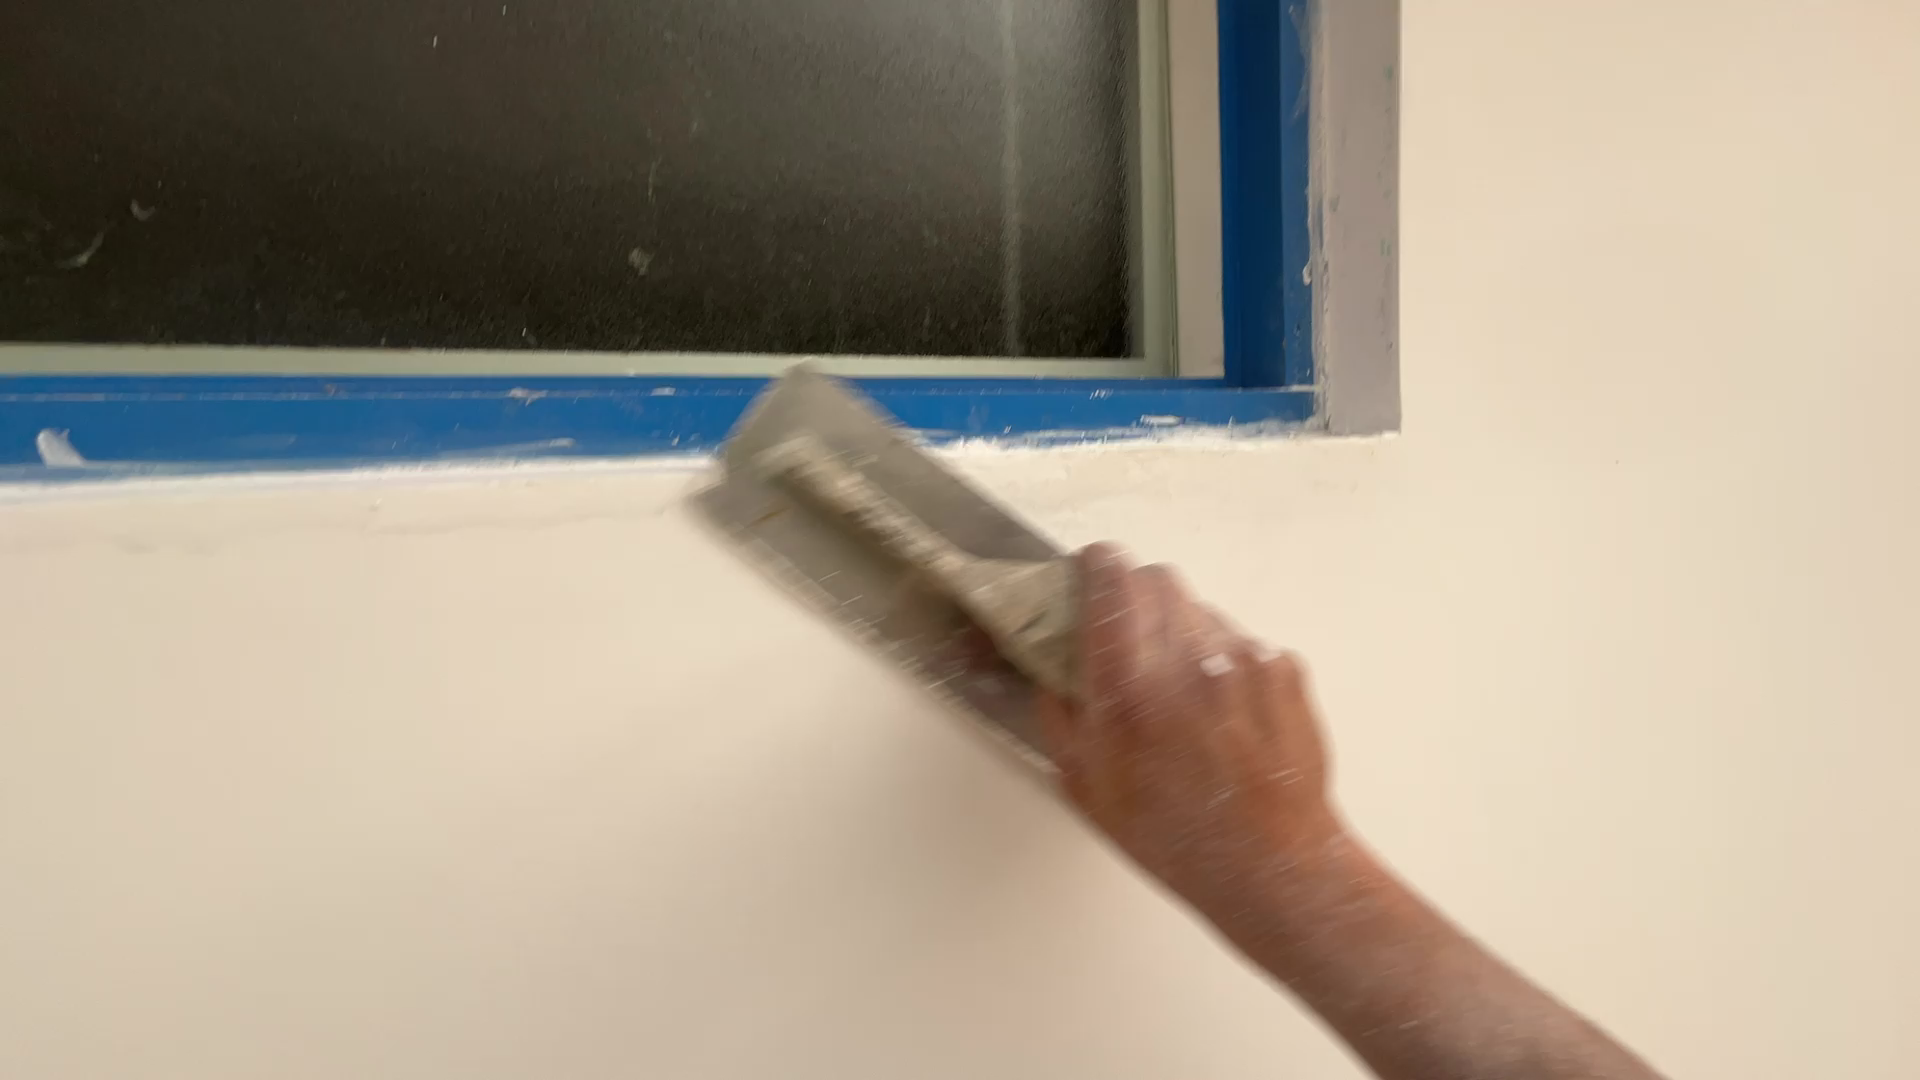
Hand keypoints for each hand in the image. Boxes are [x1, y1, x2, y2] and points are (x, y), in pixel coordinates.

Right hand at [1038, 544, 1343, 941]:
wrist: (1271, 867)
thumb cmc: (1165, 831)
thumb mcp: (1082, 780)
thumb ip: (1057, 710)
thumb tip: (1053, 664)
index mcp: (1127, 682)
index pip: (1110, 577)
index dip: (1095, 564)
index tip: (1090, 575)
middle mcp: (1185, 654)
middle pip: (1156, 576)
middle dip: (1135, 592)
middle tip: (1131, 635)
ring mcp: (1243, 656)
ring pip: (1199, 607)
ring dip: (1179, 629)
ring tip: (1184, 687)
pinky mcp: (1283, 666)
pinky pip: (1240, 639)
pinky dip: (1223, 658)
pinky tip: (1226, 710)